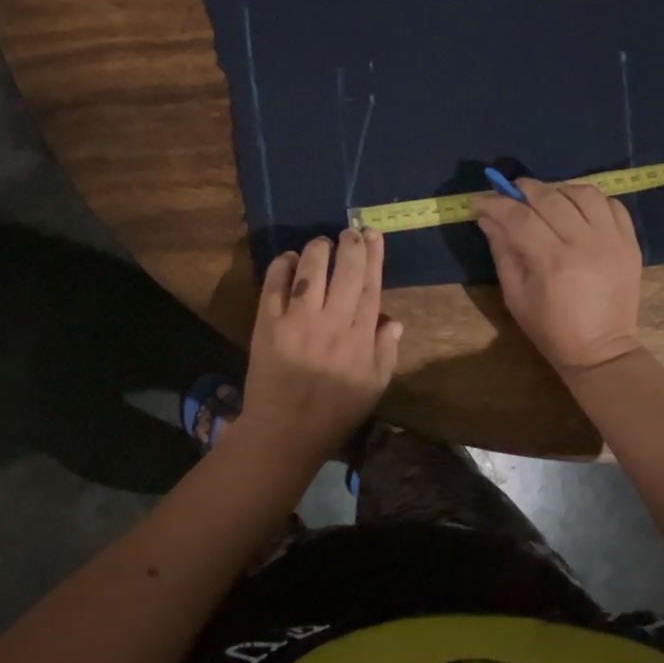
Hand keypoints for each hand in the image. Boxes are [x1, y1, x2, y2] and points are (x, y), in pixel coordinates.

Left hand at [238, 228, 402, 455]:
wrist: (285, 430)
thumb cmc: (333, 413)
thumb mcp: (372, 388)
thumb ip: (386, 353)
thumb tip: (395, 321)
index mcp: (361, 337)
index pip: (370, 286)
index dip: (373, 257)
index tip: (373, 235)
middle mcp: (332, 322)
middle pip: (344, 270)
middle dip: (349, 244)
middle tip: (349, 232)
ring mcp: (298, 321)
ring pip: (310, 270)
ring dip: (316, 250)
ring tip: (320, 244)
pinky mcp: (268, 323)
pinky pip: (275, 285)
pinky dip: (282, 266)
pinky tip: (287, 259)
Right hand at [476, 178, 643, 372]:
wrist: (600, 350)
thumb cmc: (549, 328)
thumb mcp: (514, 294)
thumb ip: (502, 251)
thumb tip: (488, 218)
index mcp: (552, 262)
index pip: (519, 217)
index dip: (495, 204)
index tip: (479, 201)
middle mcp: (585, 244)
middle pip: (551, 198)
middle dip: (524, 189)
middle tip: (510, 191)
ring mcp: (613, 241)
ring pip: (584, 193)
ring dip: (559, 190)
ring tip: (546, 200)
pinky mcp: (631, 242)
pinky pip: (611, 205)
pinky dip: (590, 200)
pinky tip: (576, 211)